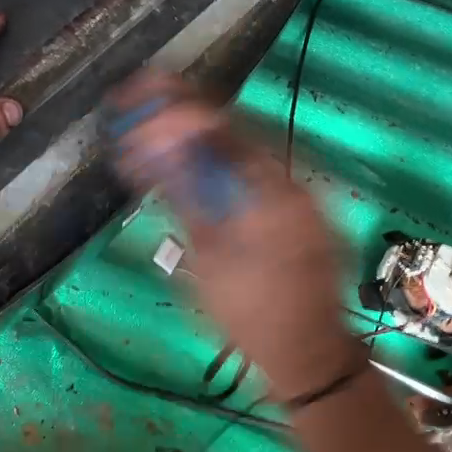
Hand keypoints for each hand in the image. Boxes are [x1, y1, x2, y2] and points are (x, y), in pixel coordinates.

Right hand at [108, 71, 357, 399]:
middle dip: (184, 108)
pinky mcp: (303, 203)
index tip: (139, 98)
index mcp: (272, 191)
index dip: (175, 109)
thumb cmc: (252, 316)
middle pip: (234, 125)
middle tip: (143, 92)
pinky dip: (222, 154)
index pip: (220, 129)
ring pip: (245, 141)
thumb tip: (148, 150)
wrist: (312, 359)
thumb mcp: (207, 258)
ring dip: (200, 128)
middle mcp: (294, 178)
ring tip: (159, 116)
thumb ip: (182, 195)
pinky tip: (193, 152)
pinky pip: (256, 163)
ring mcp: (304, 189)